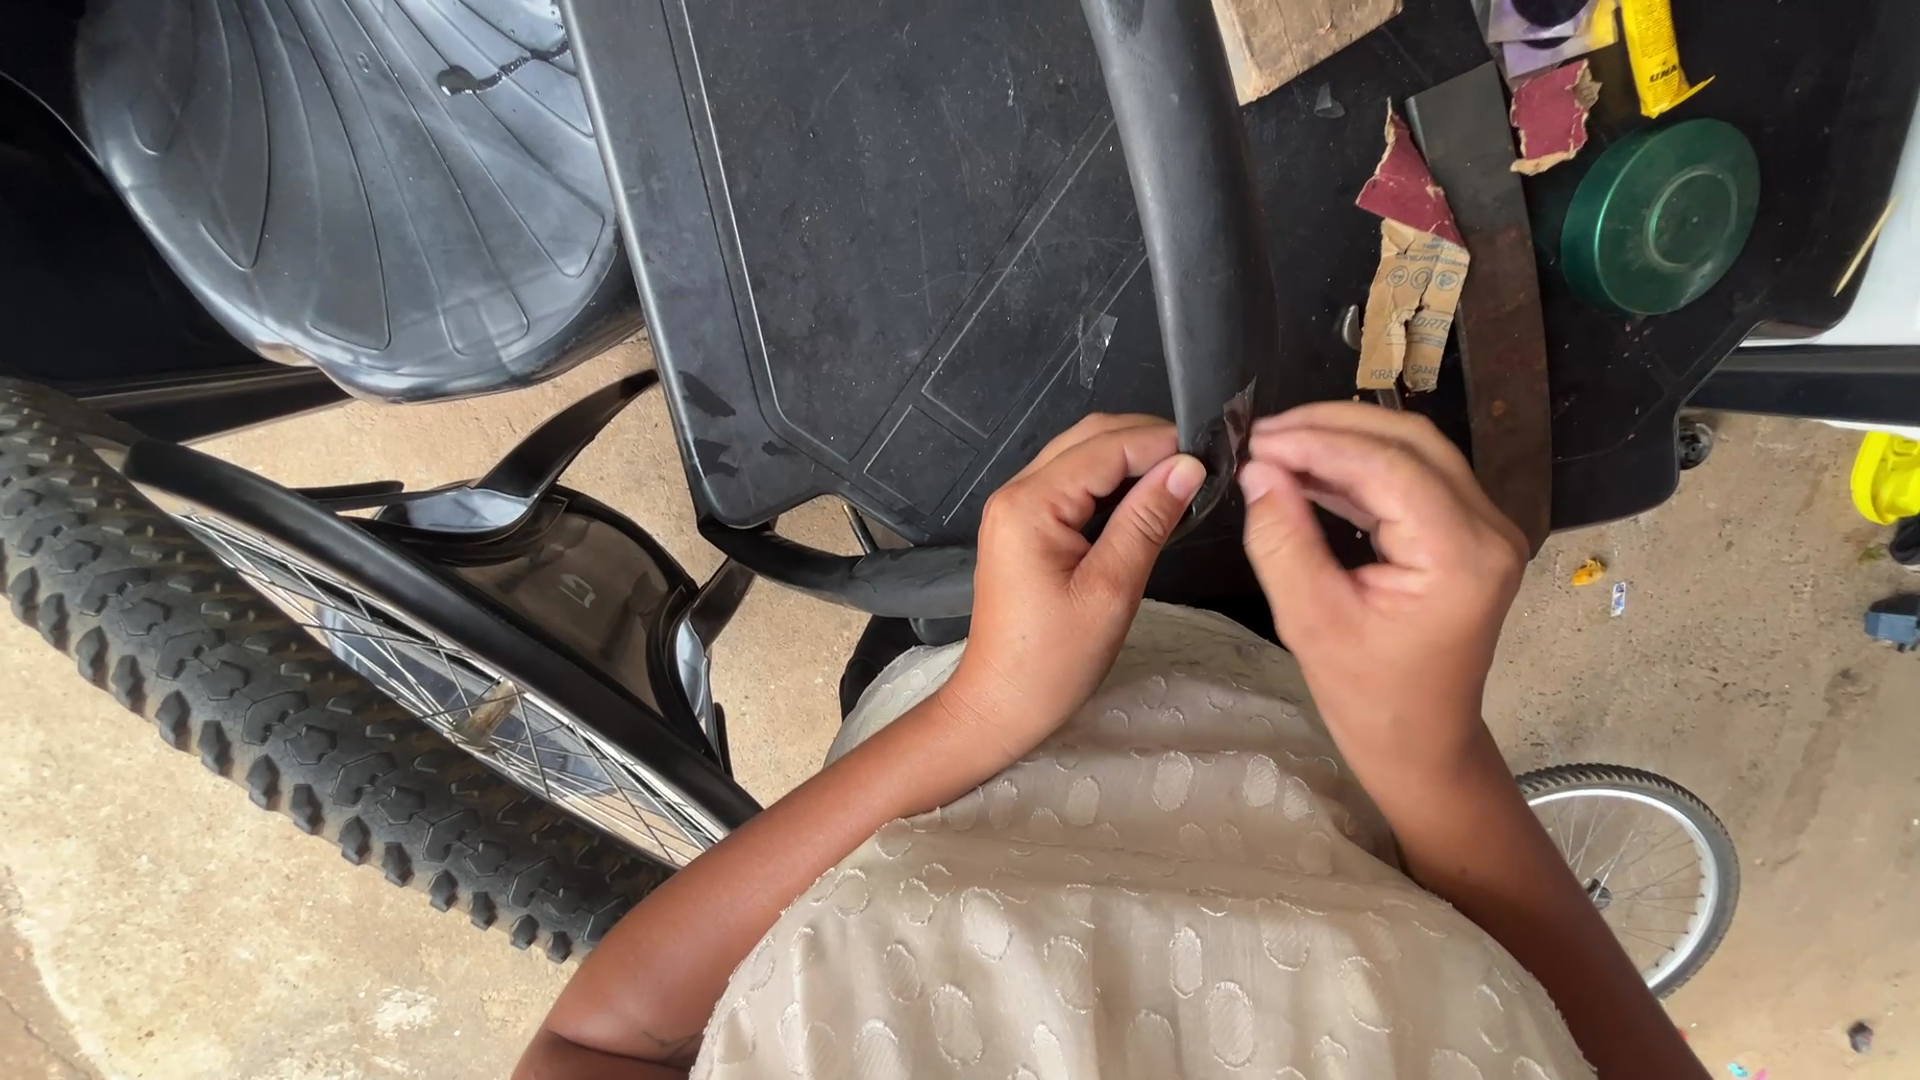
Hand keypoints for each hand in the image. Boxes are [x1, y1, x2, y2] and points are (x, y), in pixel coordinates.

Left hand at [938, 414, 1204, 765]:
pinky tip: (1143, 497)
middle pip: (1087, 438)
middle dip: (1145, 441)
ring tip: (1180, 478)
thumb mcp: (1111, 589)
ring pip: (1078, 456)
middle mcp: (1015, 492)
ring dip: (1128, 458)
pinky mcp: (1021, 526)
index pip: (1105, 447)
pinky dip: (1107, 482)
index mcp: (1031, 503)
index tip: (1213, 453)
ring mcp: (1014, 507)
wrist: (1001, 702)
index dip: (1161, 443)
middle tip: (1200, 464)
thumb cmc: (1054, 659)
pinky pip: (1068, 484)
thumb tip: (1189, 467)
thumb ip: (1147, 520)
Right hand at [1237, 403, 1526, 778]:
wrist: (1418, 738)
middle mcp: (1486, 528)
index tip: (1255, 441)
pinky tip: (1305, 471)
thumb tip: (1257, 472)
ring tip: (1274, 446)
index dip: (1318, 442)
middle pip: (1410, 441)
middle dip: (1330, 425)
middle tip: (1261, 434)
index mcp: (1460, 554)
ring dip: (1340, 439)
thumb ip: (1281, 540)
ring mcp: (1481, 527)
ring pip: (1410, 450)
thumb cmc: (1366, 693)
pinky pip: (1407, 477)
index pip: (1388, 466)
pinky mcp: (1460, 532)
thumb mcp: (1309, 619)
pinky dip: (1353, 466)